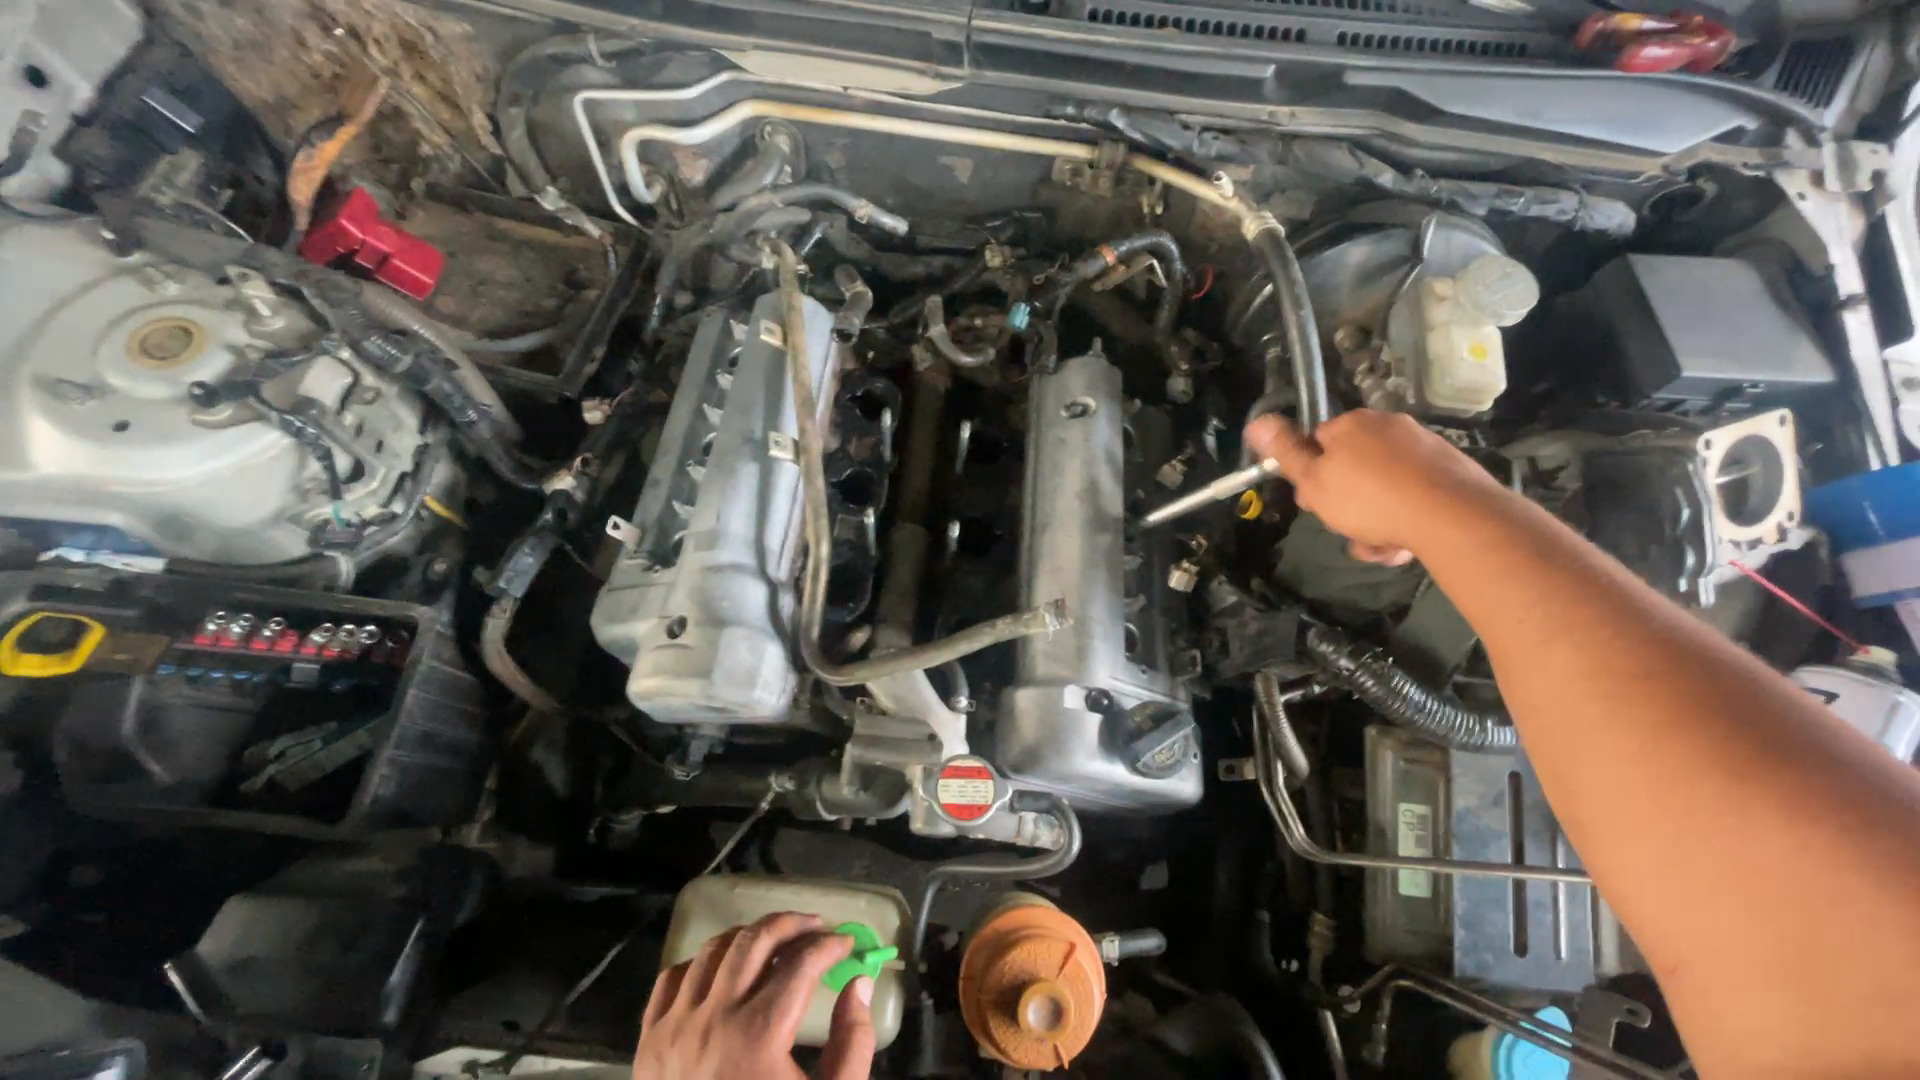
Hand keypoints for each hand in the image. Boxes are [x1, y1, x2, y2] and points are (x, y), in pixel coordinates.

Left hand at [634, 912, 875, 1079]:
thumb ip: (852, 1043)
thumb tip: (859, 985)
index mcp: (761, 1035)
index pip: (802, 963)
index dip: (830, 945)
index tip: (846, 942)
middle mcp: (715, 1018)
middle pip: (756, 941)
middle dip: (792, 923)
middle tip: (816, 925)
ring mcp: (676, 1027)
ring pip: (714, 950)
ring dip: (749, 935)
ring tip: (774, 939)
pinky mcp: (649, 1040)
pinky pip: (673, 977)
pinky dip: (702, 960)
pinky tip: (723, 968)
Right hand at [1244, 410, 1505, 564]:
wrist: (1451, 516)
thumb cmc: (1369, 499)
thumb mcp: (1314, 481)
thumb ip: (1286, 453)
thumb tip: (1256, 421)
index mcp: (1351, 425)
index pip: (1318, 445)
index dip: (1311, 477)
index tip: (1314, 504)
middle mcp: (1387, 426)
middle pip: (1351, 467)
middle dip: (1345, 501)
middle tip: (1346, 528)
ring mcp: (1422, 446)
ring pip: (1382, 486)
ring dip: (1373, 519)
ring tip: (1379, 546)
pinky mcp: (1449, 469)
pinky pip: (1412, 493)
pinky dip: (1403, 517)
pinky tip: (1403, 543)